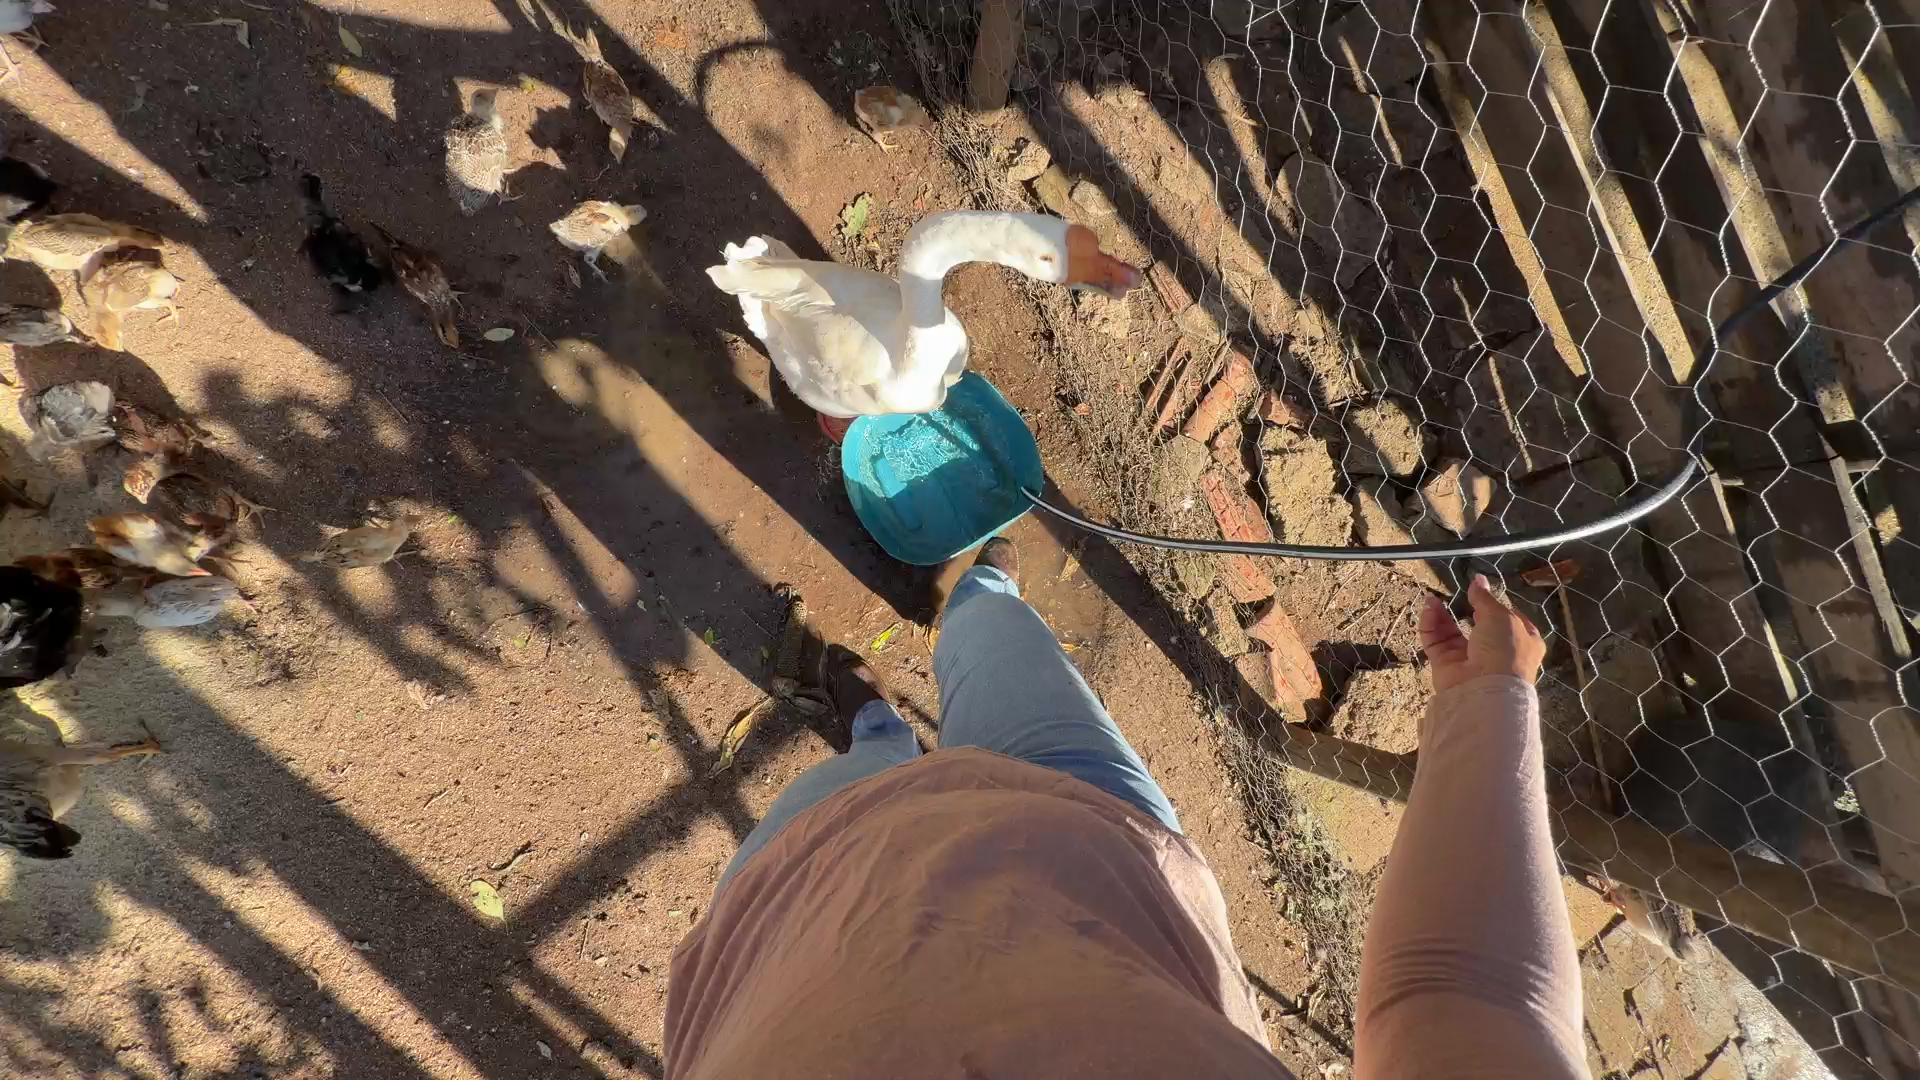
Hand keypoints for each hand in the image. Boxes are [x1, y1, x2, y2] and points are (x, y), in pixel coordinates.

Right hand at [1420, 574, 1544, 694]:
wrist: (1484, 687)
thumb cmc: (1505, 649)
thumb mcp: (1501, 617)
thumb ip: (1485, 598)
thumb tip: (1477, 579)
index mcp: (1521, 641)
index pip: (1508, 619)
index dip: (1496, 604)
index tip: (1481, 591)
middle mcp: (1495, 649)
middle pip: (1477, 624)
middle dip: (1466, 608)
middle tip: (1457, 594)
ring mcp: (1468, 657)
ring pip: (1451, 630)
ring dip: (1441, 614)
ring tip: (1432, 598)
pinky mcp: (1445, 662)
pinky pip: (1435, 639)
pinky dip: (1430, 624)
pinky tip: (1428, 608)